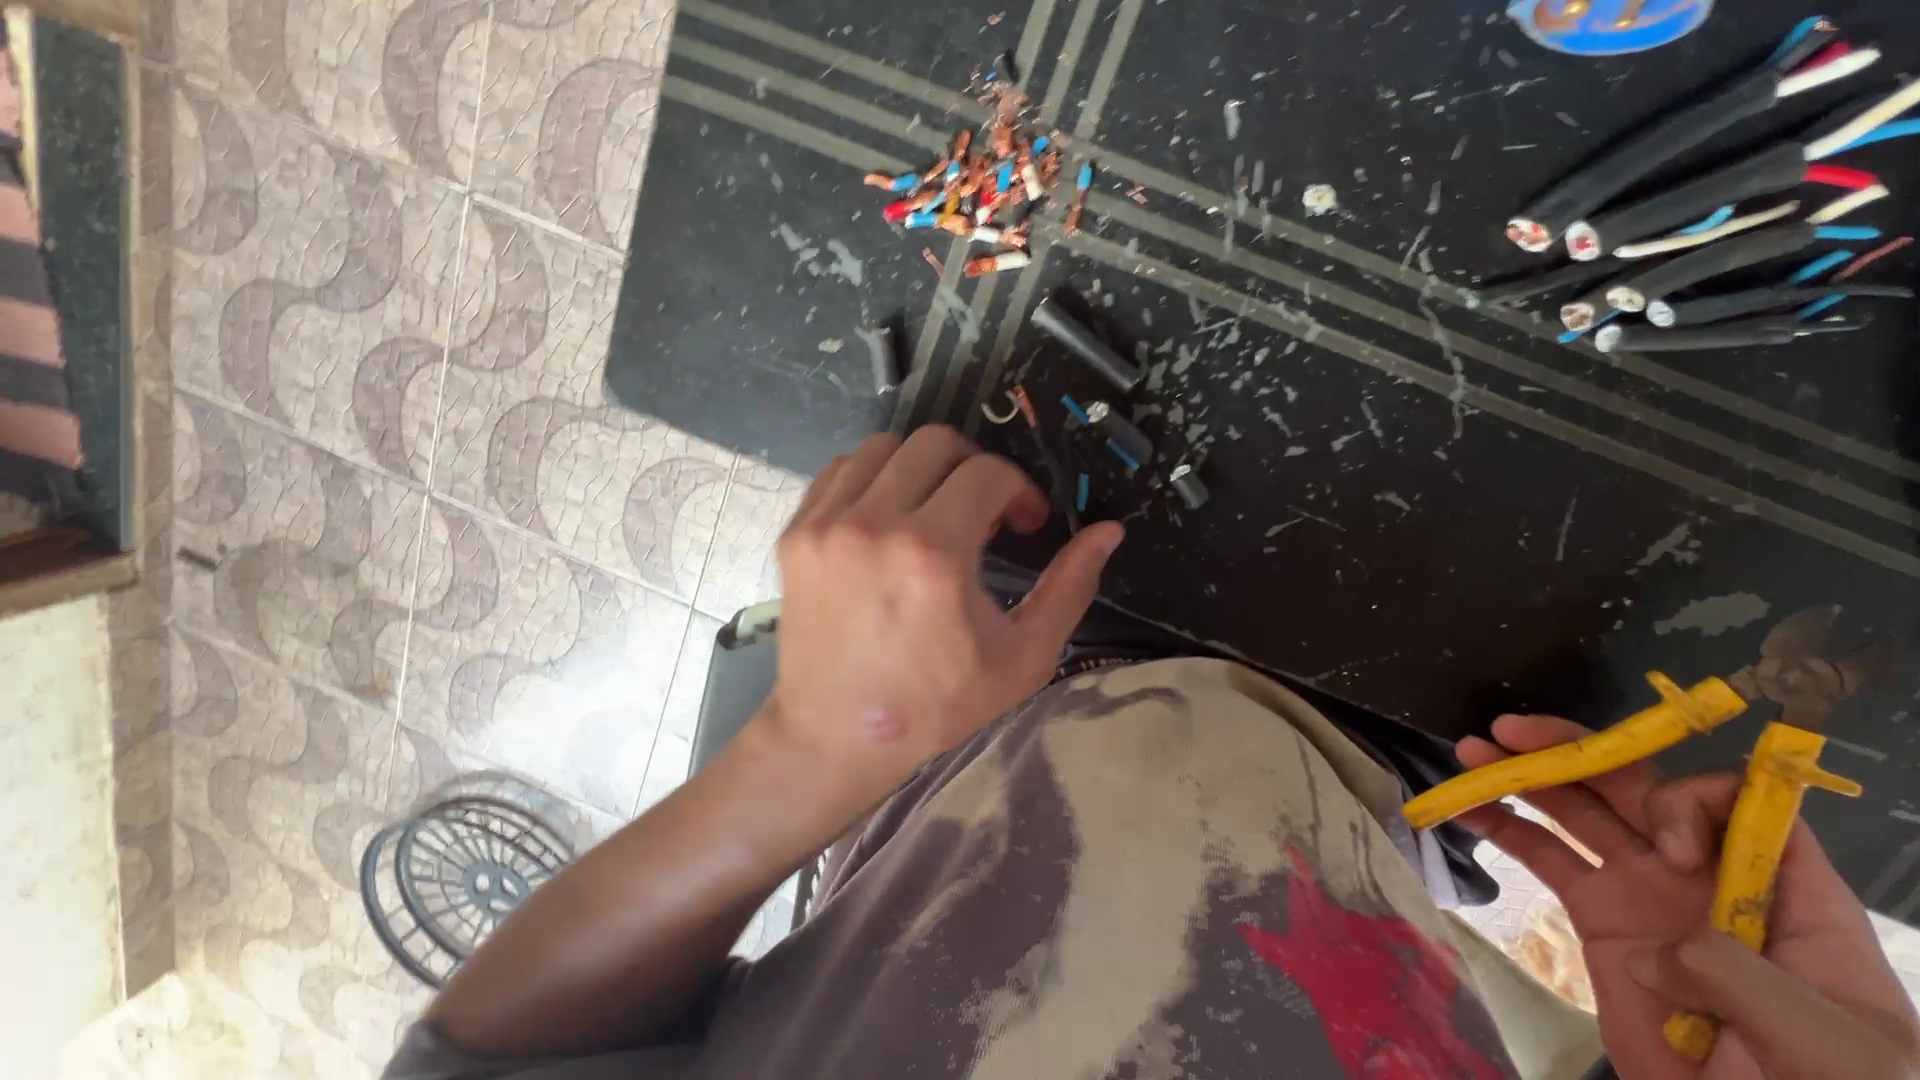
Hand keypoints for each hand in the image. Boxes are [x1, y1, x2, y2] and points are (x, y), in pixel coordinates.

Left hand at [756, 427, 1122, 821]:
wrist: (834, 738)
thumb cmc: (936, 706)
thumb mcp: (1022, 658)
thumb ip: (1070, 587)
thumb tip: (1109, 532)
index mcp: (934, 552)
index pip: (989, 473)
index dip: (1020, 492)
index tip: (1024, 525)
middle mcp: (874, 523)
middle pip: (937, 443)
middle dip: (975, 467)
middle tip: (985, 513)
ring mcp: (827, 524)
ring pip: (884, 446)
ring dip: (923, 467)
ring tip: (935, 510)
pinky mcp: (797, 534)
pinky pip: (841, 470)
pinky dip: (874, 478)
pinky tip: (889, 517)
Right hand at [1456, 715, 1919, 1079]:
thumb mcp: (1822, 1043)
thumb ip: (1737, 970)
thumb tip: (1653, 946)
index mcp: (1780, 889)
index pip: (1733, 802)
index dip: (1690, 806)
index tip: (1671, 853)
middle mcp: (1707, 874)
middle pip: (1638, 787)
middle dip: (1573, 751)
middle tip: (1510, 732)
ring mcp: (1646, 893)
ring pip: (1579, 813)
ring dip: (1524, 778)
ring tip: (1472, 753)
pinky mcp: (1598, 919)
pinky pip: (1545, 859)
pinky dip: (1503, 828)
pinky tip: (1464, 808)